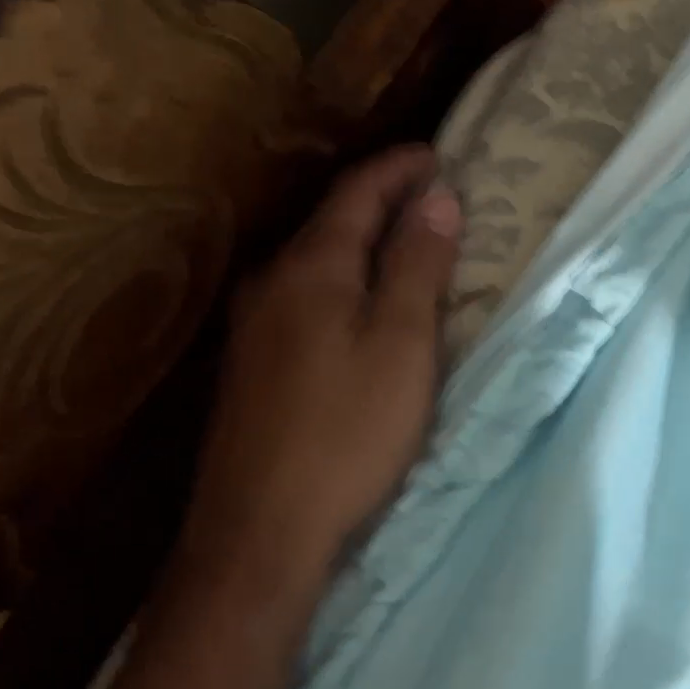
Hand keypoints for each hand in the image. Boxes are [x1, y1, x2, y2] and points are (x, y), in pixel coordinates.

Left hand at [190, 145, 462, 572]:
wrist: (258, 534)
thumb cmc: (346, 433)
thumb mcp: (401, 344)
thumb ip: (417, 265)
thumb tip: (437, 198)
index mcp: (311, 266)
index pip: (357, 192)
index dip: (399, 167)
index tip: (439, 153)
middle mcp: (271, 281)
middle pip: (331, 220)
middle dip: (381, 199)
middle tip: (431, 194)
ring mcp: (253, 324)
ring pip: (315, 259)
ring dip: (360, 240)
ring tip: (403, 240)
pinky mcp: (251, 364)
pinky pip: (303, 294)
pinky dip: (341, 278)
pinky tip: (357, 302)